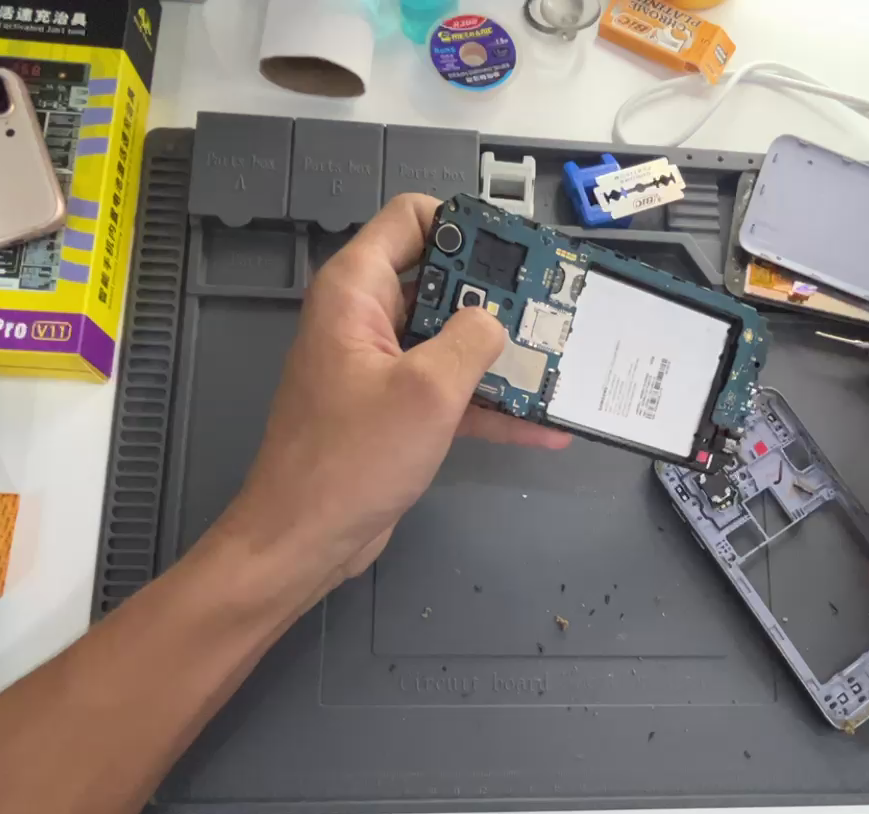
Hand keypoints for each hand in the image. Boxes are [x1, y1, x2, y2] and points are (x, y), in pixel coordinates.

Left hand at [213, 194, 569, 592]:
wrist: (307, 538)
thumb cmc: (356, 456)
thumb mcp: (426, 389)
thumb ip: (471, 339)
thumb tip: (493, 321)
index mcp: (357, 291)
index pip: (414, 219)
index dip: (467, 226)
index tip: (519, 253)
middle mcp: (366, 320)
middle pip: (440, 282)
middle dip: (497, 296)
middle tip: (555, 311)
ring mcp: (382, 370)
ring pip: (450, 344)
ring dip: (501, 357)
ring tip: (561, 364)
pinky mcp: (395, 414)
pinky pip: (449, 396)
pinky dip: (489, 408)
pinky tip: (543, 427)